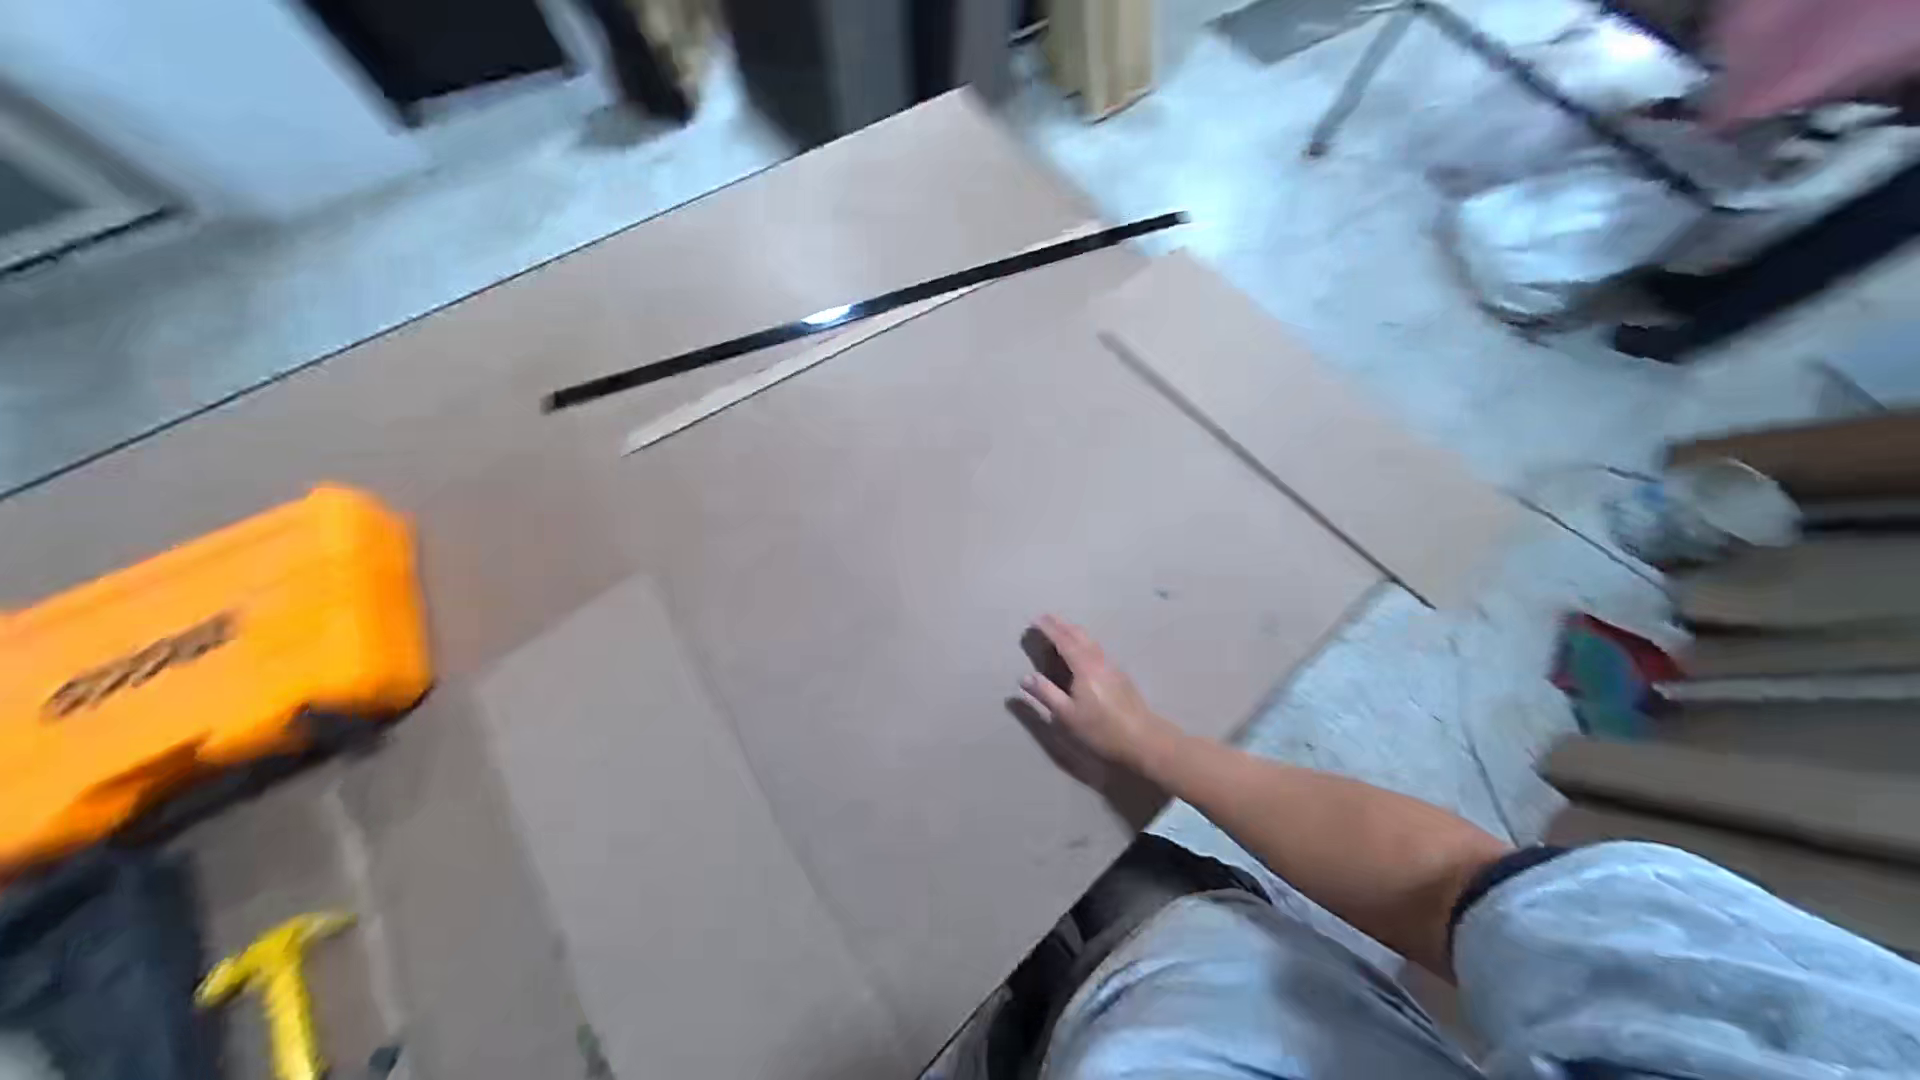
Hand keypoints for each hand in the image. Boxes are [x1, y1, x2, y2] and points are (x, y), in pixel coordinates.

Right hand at [1019, 615, 1182, 777]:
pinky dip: (1084, 640)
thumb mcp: (1068, 716)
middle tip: (1045, 616)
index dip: (1049, 628)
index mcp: (1084, 668)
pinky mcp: (1119, 674)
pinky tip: (1083, 648)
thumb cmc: (1102, 729)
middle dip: (1061, 624)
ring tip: (1061, 627)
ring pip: (1090, 640)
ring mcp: (1112, 666)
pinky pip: (1097, 648)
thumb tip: (1025, 677)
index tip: (1035, 619)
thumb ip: (1046, 694)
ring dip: (1073, 630)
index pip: (1064, 641)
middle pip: (1079, 635)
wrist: (1143, 738)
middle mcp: (1099, 661)